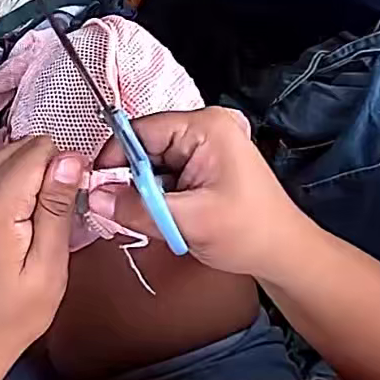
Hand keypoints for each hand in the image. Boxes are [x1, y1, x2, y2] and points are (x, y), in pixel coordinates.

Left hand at [0, 135, 86, 348]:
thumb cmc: (15, 311)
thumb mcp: (50, 264)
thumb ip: (57, 207)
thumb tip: (71, 158)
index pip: (40, 151)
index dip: (66, 167)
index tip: (74, 199)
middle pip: (24, 146)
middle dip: (51, 168)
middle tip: (60, 210)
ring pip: (11, 153)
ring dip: (34, 174)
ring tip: (43, 215)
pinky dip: (17, 181)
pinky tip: (25, 215)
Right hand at [88, 107, 321, 278]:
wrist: (283, 252)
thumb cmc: (250, 232)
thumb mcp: (189, 221)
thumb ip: (138, 208)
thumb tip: (96, 198)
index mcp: (206, 127)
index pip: (141, 131)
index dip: (114, 158)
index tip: (96, 187)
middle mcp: (205, 128)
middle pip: (145, 147)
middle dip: (132, 180)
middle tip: (126, 211)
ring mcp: (205, 146)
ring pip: (153, 164)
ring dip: (147, 193)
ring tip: (161, 218)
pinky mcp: (204, 164)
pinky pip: (166, 175)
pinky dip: (160, 197)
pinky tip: (171, 217)